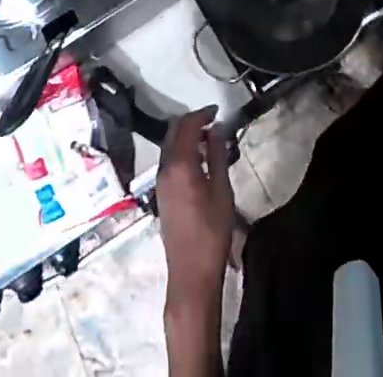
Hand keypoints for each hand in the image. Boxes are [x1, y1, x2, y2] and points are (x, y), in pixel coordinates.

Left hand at [157, 107, 234, 307]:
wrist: (191, 272)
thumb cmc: (212, 231)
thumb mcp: (222, 190)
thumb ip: (217, 155)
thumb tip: (217, 129)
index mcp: (179, 165)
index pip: (187, 127)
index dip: (202, 114)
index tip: (218, 111)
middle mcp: (164, 169)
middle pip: (174, 133)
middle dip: (192, 122)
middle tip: (214, 122)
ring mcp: (160, 182)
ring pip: (170, 146)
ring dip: (187, 137)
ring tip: (211, 140)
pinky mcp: (162, 193)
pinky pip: (170, 161)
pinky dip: (183, 151)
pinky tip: (200, 160)